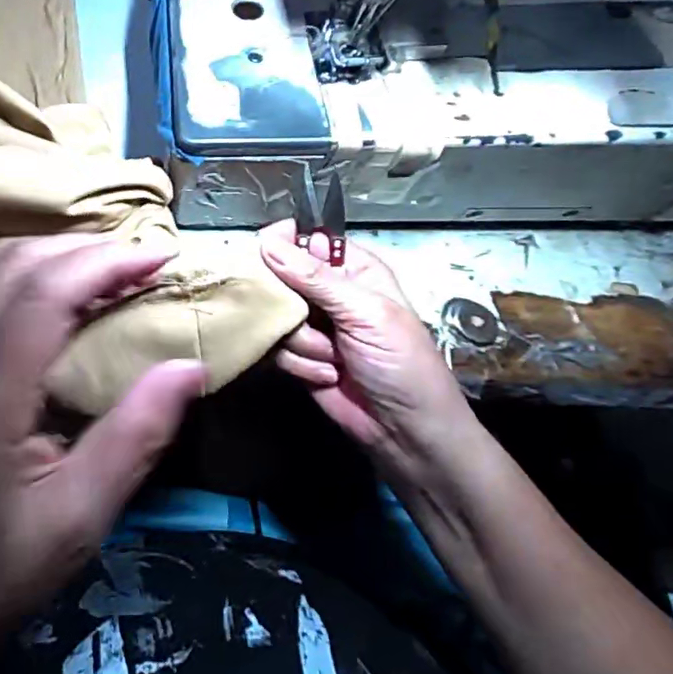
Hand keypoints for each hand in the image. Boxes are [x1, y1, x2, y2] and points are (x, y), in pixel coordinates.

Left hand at [0, 235, 203, 673]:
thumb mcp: (80, 517)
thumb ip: (136, 436)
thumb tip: (191, 365)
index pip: (43, 296)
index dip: (105, 263)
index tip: (162, 260)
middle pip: (18, 264)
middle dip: (89, 248)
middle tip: (149, 262)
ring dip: (63, 252)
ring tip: (121, 268)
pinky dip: (42, 270)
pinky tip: (78, 290)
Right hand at [258, 220, 485, 490]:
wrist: (407, 435)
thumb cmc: (403, 365)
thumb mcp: (367, 313)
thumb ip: (316, 278)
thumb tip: (269, 242)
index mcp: (353, 268)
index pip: (306, 239)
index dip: (282, 244)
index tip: (265, 255)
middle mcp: (327, 292)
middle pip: (279, 276)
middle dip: (289, 302)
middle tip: (306, 318)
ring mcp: (311, 325)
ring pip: (274, 315)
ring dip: (302, 341)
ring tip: (334, 358)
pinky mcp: (298, 356)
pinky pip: (275, 347)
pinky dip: (299, 363)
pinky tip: (327, 375)